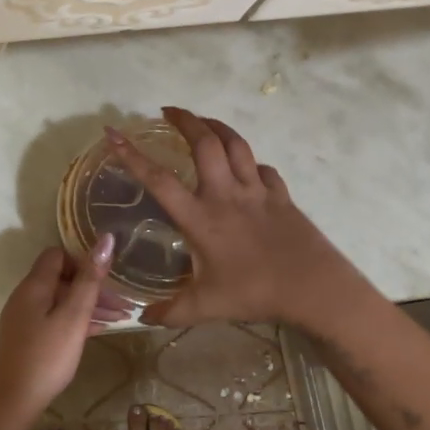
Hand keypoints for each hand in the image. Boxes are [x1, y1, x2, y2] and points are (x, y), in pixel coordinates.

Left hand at [0, 238, 116, 411]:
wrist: (14, 398)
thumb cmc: (47, 355)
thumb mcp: (74, 316)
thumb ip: (90, 279)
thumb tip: (105, 239)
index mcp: (34, 286)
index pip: (57, 255)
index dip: (83, 262)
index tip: (107, 280)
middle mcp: (26, 296)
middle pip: (62, 279)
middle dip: (93, 288)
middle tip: (124, 306)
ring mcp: (25, 317)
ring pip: (61, 300)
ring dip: (89, 306)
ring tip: (120, 320)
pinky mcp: (27, 336)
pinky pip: (55, 317)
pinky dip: (76, 320)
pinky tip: (99, 331)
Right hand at [104, 106, 369, 329]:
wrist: (315, 288)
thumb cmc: (255, 293)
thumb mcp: (206, 307)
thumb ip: (171, 311)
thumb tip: (142, 319)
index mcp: (200, 217)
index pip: (158, 179)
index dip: (132, 155)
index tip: (113, 133)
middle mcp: (225, 195)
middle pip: (204, 143)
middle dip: (185, 120)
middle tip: (168, 110)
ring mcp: (257, 192)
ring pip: (236, 145)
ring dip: (216, 127)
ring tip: (202, 121)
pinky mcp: (281, 196)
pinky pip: (263, 169)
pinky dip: (250, 162)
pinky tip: (246, 168)